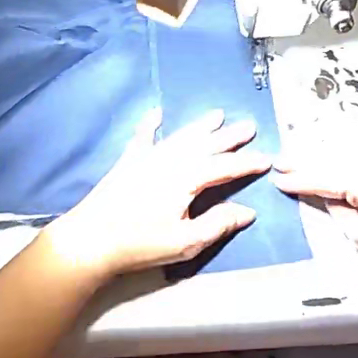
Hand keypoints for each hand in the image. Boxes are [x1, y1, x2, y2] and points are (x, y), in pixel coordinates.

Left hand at [43, 108, 269, 278]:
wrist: (91, 239)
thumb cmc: (140, 244)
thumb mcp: (186, 242)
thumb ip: (217, 224)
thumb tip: (247, 212)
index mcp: (187, 179)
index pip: (224, 168)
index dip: (247, 164)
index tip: (266, 159)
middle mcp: (169, 161)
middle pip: (205, 145)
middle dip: (229, 137)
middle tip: (249, 126)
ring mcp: (147, 158)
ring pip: (180, 136)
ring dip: (200, 126)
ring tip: (217, 114)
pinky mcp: (128, 162)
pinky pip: (142, 136)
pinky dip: (151, 124)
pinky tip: (157, 113)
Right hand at [273, 116, 357, 297]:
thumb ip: (341, 214)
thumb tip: (334, 199)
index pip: (320, 176)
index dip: (297, 179)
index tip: (279, 180)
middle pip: (332, 154)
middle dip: (305, 158)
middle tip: (283, 161)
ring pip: (350, 145)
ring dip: (325, 148)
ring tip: (306, 151)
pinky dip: (351, 143)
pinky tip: (344, 141)